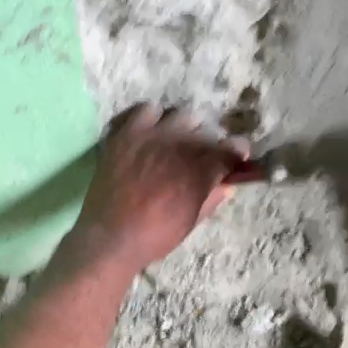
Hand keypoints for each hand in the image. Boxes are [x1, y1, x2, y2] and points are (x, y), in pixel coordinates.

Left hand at [70, 104, 248, 267]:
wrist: (109, 238)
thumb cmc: (154, 237)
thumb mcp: (189, 223)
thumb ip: (210, 199)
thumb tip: (226, 185)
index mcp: (201, 171)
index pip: (232, 148)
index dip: (238, 152)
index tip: (237, 157)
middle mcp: (182, 146)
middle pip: (207, 130)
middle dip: (210, 142)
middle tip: (202, 156)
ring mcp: (153, 136)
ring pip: (182, 115)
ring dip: (185, 128)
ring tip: (177, 141)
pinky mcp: (128, 133)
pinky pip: (148, 110)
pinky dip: (154, 118)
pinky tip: (152, 133)